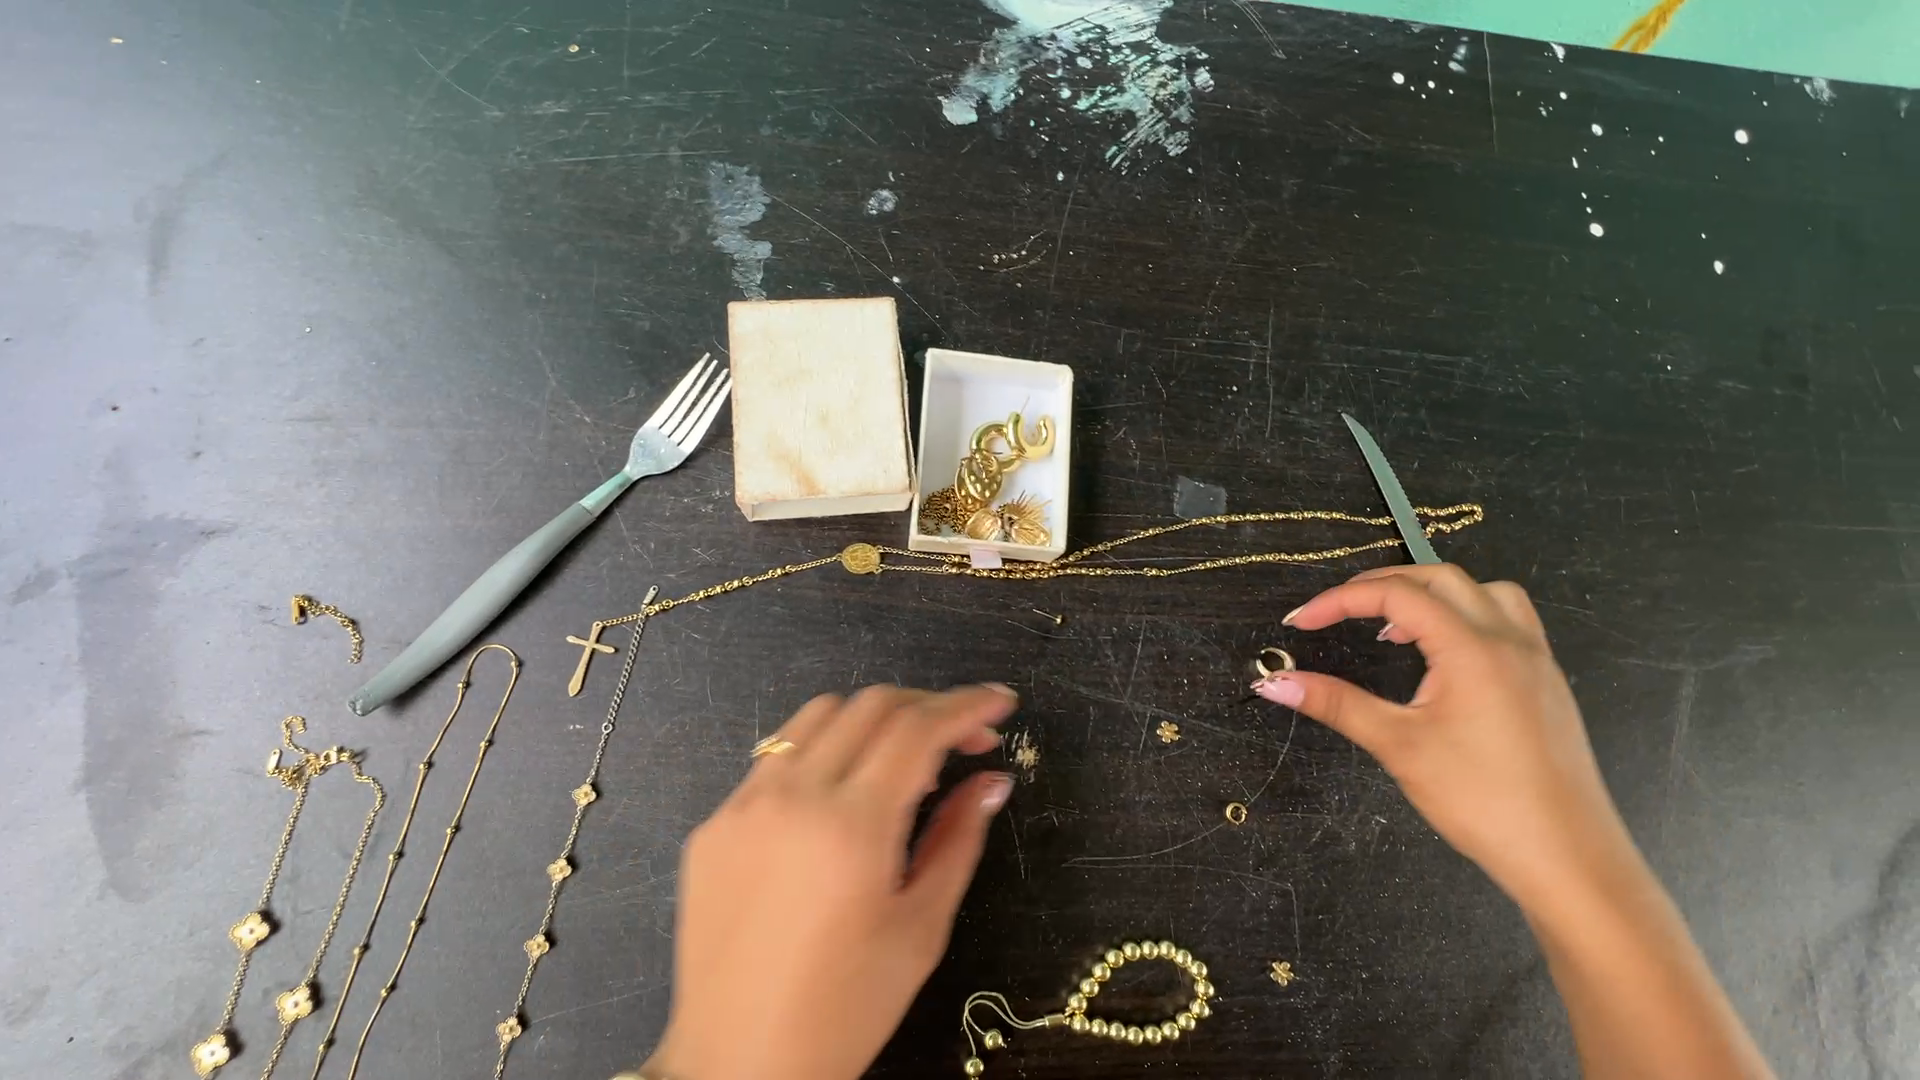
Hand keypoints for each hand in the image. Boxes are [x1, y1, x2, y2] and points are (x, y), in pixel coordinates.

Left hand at [645, 685, 1017, 1079]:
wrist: (737, 1064)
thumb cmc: (845, 1008)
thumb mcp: (921, 929)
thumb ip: (959, 839)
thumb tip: (991, 781)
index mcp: (852, 825)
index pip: (918, 728)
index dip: (967, 704)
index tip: (1000, 701)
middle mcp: (794, 796)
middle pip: (871, 705)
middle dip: (928, 706)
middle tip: (963, 738)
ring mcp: (745, 804)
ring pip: (818, 715)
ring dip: (873, 718)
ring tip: (904, 756)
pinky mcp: (715, 822)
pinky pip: (777, 758)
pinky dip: (823, 752)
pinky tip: (840, 792)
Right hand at [1254, 565, 1638, 906]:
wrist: (1569, 858)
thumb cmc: (1479, 799)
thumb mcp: (1398, 746)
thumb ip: (1335, 704)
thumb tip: (1271, 682)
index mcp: (1472, 648)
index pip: (1396, 595)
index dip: (1340, 601)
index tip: (1300, 623)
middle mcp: (1508, 640)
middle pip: (1440, 578)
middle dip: (1381, 585)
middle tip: (1338, 612)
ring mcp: (1536, 660)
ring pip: (1483, 592)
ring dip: (1432, 594)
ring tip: (1393, 628)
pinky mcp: (1547, 683)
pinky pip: (1506, 621)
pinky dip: (1465, 616)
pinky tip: (1442, 658)